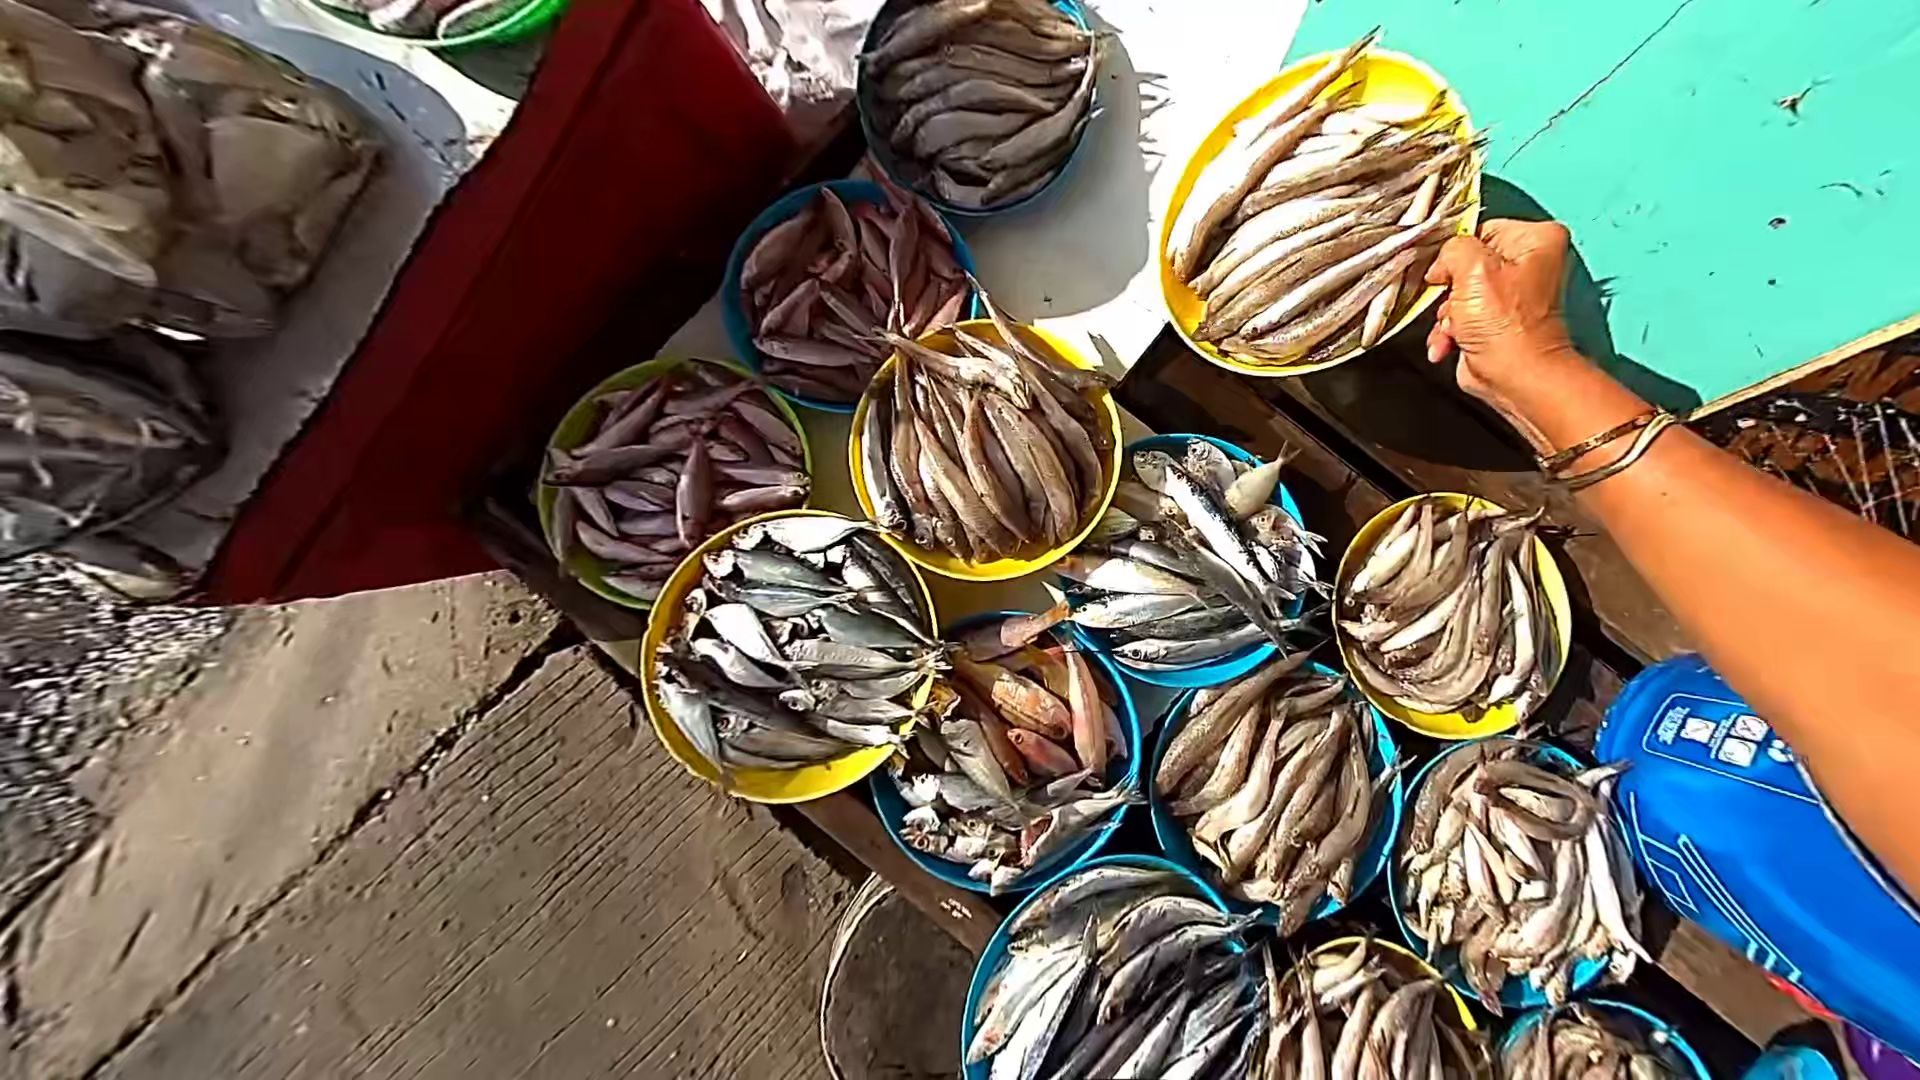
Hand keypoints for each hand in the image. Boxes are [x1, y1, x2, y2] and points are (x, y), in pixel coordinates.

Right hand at [1424, 219, 1582, 415]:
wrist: (1510, 371)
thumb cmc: (1504, 324)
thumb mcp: (1474, 270)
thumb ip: (1454, 249)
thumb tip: (1442, 259)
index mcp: (1535, 239)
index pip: (1479, 231)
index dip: (1453, 254)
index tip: (1442, 274)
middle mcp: (1526, 263)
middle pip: (1463, 265)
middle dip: (1446, 291)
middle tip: (1451, 305)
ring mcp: (1509, 293)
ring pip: (1454, 294)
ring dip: (1443, 316)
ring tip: (1452, 329)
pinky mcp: (1491, 319)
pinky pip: (1456, 316)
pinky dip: (1446, 332)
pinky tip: (1449, 342)